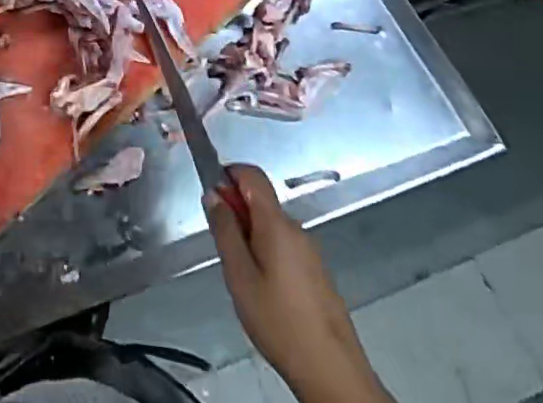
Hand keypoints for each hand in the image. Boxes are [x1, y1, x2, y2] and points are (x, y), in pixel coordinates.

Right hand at [206, 165, 394, 402]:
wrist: (330, 368)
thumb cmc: (278, 320)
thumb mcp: (239, 276)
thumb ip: (225, 231)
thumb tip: (213, 195)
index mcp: (276, 223)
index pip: (253, 175)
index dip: (228, 174)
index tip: (212, 197)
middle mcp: (296, 229)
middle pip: (261, 201)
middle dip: (236, 213)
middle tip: (223, 251)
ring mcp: (309, 250)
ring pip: (271, 227)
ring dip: (249, 236)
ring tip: (241, 278)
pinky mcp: (316, 271)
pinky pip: (283, 246)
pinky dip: (266, 253)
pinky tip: (263, 291)